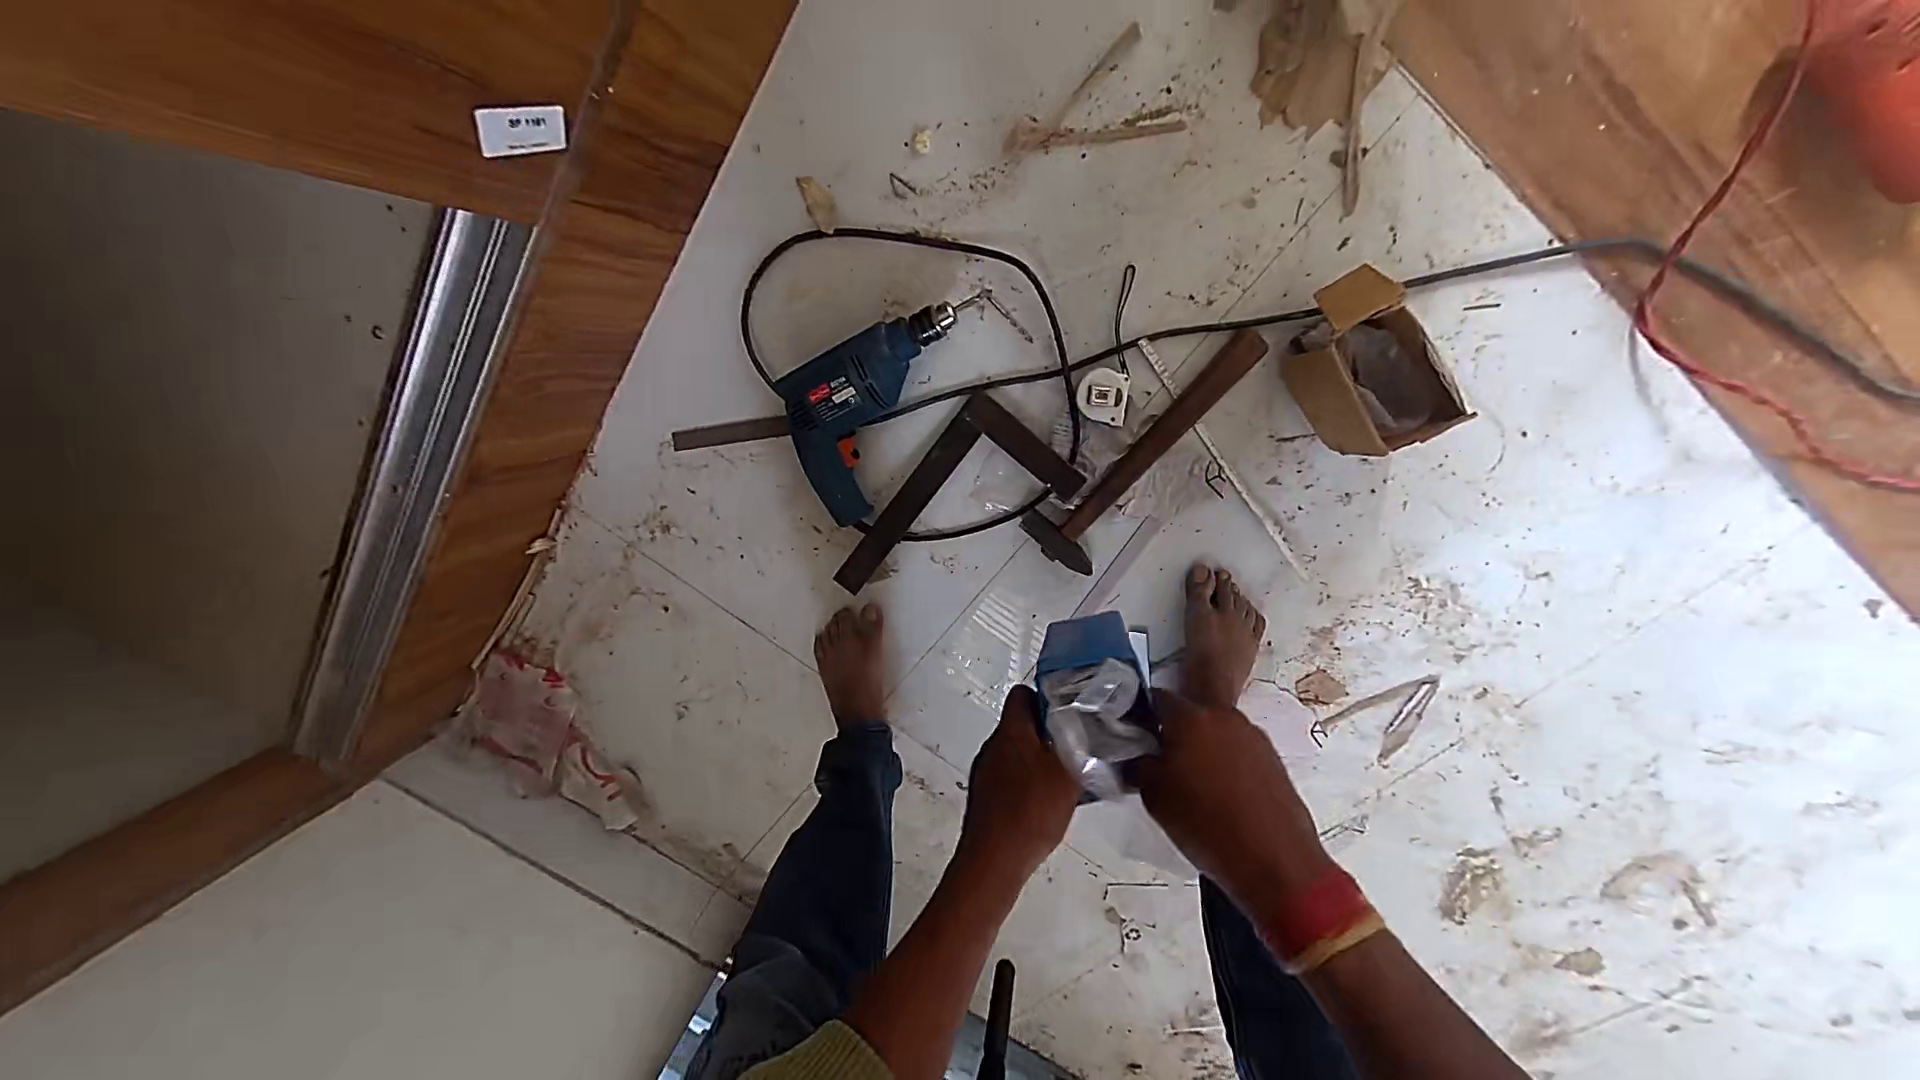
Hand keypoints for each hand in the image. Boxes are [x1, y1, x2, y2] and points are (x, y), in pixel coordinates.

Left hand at [956, 685, 1080, 881]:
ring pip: (1016, 751)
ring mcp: (985, 770)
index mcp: (1011, 731)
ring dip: (1038, 758)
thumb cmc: (1031, 811)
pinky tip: (1045, 802)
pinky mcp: (984, 794)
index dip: (1046, 697)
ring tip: (1064, 777)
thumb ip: (1080, 748)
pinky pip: (1009, 775)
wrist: (994, 859)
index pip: (1022, 694)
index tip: (1069, 712)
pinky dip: (1026, 780)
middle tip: (1074, 746)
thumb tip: (1088, 731)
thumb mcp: (1068, 775)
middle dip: (1047, 732)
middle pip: (1021, 723)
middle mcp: (993, 745)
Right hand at [1134, 689, 1333, 911]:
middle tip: (1162, 764)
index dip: (1142, 714)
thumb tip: (1137, 755)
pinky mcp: (1273, 759)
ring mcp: (1253, 736)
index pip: (1157, 697)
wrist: (1275, 863)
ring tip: (1193, 786)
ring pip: (1216, 733)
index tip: (1136, 734)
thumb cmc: (1208, 825)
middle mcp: (1224, 717)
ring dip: (1202, 749)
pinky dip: (1227, 765)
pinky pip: (1239, 751)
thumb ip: (1139, 763)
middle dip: (1174, 734)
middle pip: (1189, 714)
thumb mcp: (1153, 794)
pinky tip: (1221, 797)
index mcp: (1190, 717)